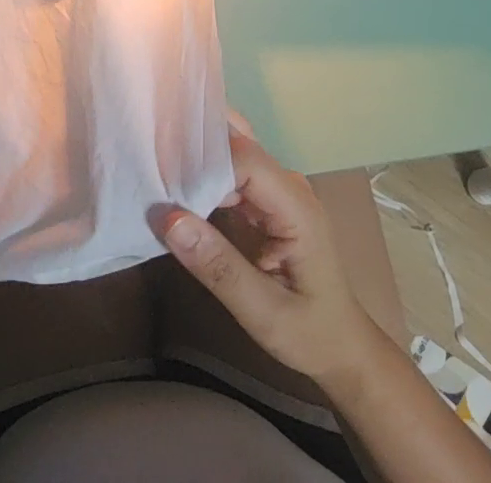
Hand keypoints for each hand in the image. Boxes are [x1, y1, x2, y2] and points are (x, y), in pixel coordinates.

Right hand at [162, 132, 386, 383]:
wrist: (342, 349)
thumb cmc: (311, 334)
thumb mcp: (263, 312)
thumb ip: (217, 265)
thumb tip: (167, 218)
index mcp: (297, 208)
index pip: (244, 160)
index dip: (202, 163)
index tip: (161, 179)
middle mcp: (288, 188)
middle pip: (238, 143)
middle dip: (194, 142)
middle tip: (148, 151)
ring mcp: (276, 193)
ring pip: (231, 153)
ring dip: (194, 157)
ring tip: (151, 163)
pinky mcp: (262, 203)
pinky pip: (229, 175)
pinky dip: (200, 175)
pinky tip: (170, 183)